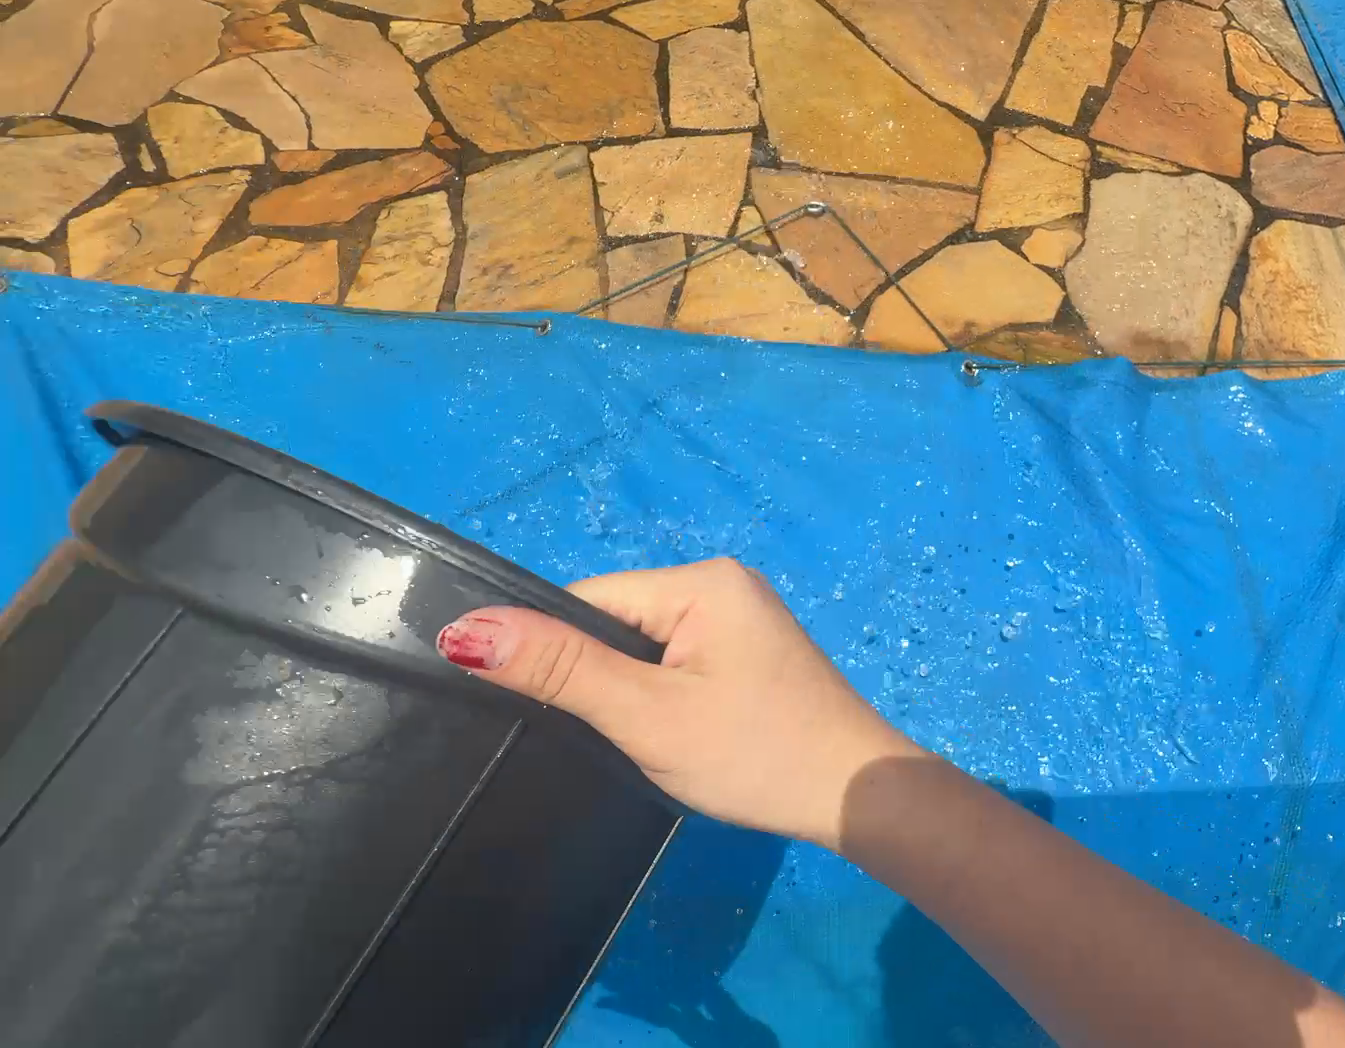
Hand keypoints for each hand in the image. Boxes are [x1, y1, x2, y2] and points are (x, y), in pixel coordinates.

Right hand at [435, 558, 924, 848]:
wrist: (852, 791)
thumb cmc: (752, 752)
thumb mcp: (647, 714)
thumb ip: (561, 669)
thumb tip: (466, 627)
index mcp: (704, 580)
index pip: (590, 600)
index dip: (556, 653)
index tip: (549, 713)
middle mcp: (726, 583)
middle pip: (621, 620)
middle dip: (597, 673)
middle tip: (600, 733)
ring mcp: (745, 616)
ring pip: (650, 643)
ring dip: (630, 687)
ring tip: (635, 736)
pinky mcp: (754, 649)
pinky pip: (684, 657)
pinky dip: (664, 691)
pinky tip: (669, 729)